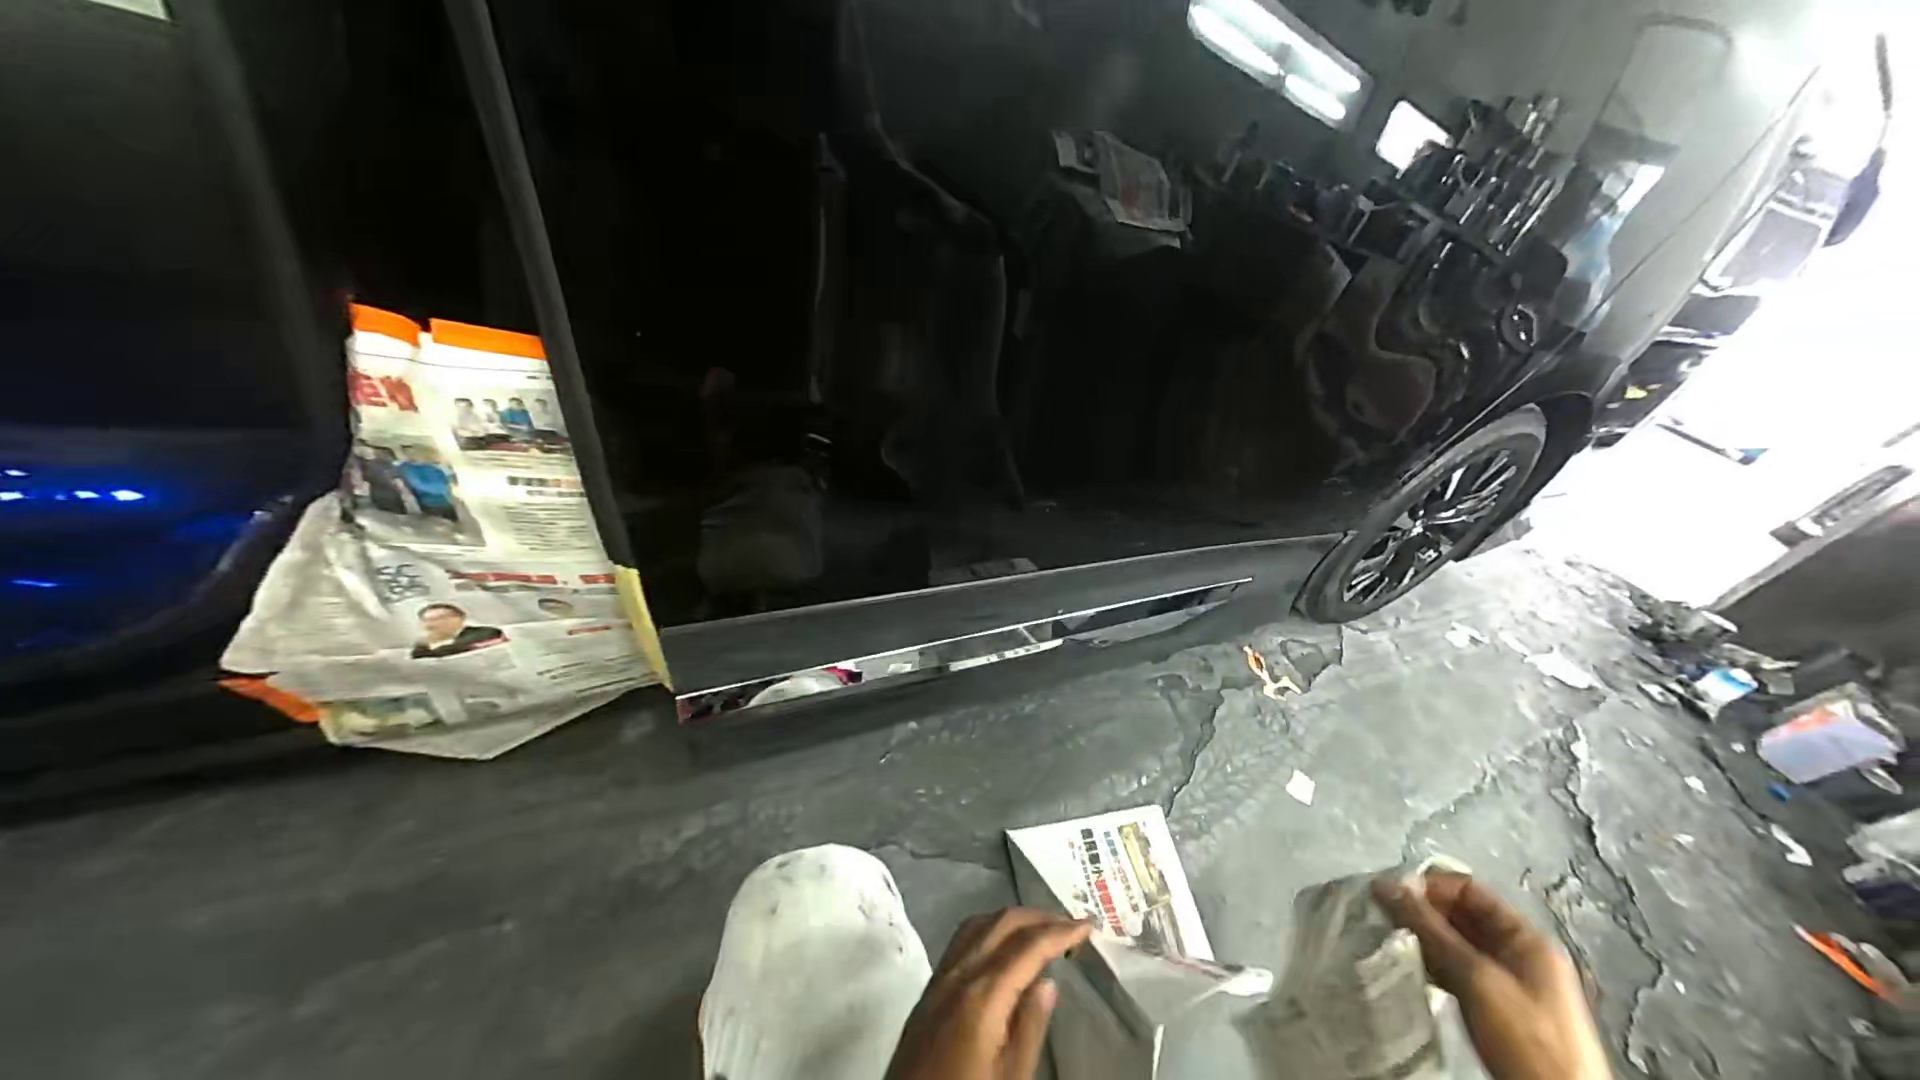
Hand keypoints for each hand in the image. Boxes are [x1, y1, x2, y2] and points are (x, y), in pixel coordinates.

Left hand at [885, 907, 1092, 1079]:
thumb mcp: (1010, 1079)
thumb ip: (1030, 1027)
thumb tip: (1047, 982)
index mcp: (982, 995)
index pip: (1027, 946)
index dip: (1060, 932)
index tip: (1089, 925)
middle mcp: (959, 973)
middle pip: (1002, 924)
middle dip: (1040, 917)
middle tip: (1072, 924)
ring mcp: (940, 977)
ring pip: (980, 924)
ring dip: (1014, 919)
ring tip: (1043, 928)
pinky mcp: (930, 988)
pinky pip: (963, 938)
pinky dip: (990, 928)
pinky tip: (1004, 944)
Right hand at [1373, 872, 1610, 1079]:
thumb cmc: (1523, 1035)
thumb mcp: (1475, 977)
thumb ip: (1430, 927)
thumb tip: (1384, 884)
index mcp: (1525, 936)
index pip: (1468, 888)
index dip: (1429, 886)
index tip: (1390, 895)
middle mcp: (1518, 951)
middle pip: (1461, 912)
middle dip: (1422, 910)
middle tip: (1383, 916)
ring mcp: (1509, 979)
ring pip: (1455, 940)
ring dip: (1423, 936)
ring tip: (1391, 939)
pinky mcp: (1496, 1003)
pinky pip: (1457, 967)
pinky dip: (1433, 961)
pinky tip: (1412, 966)